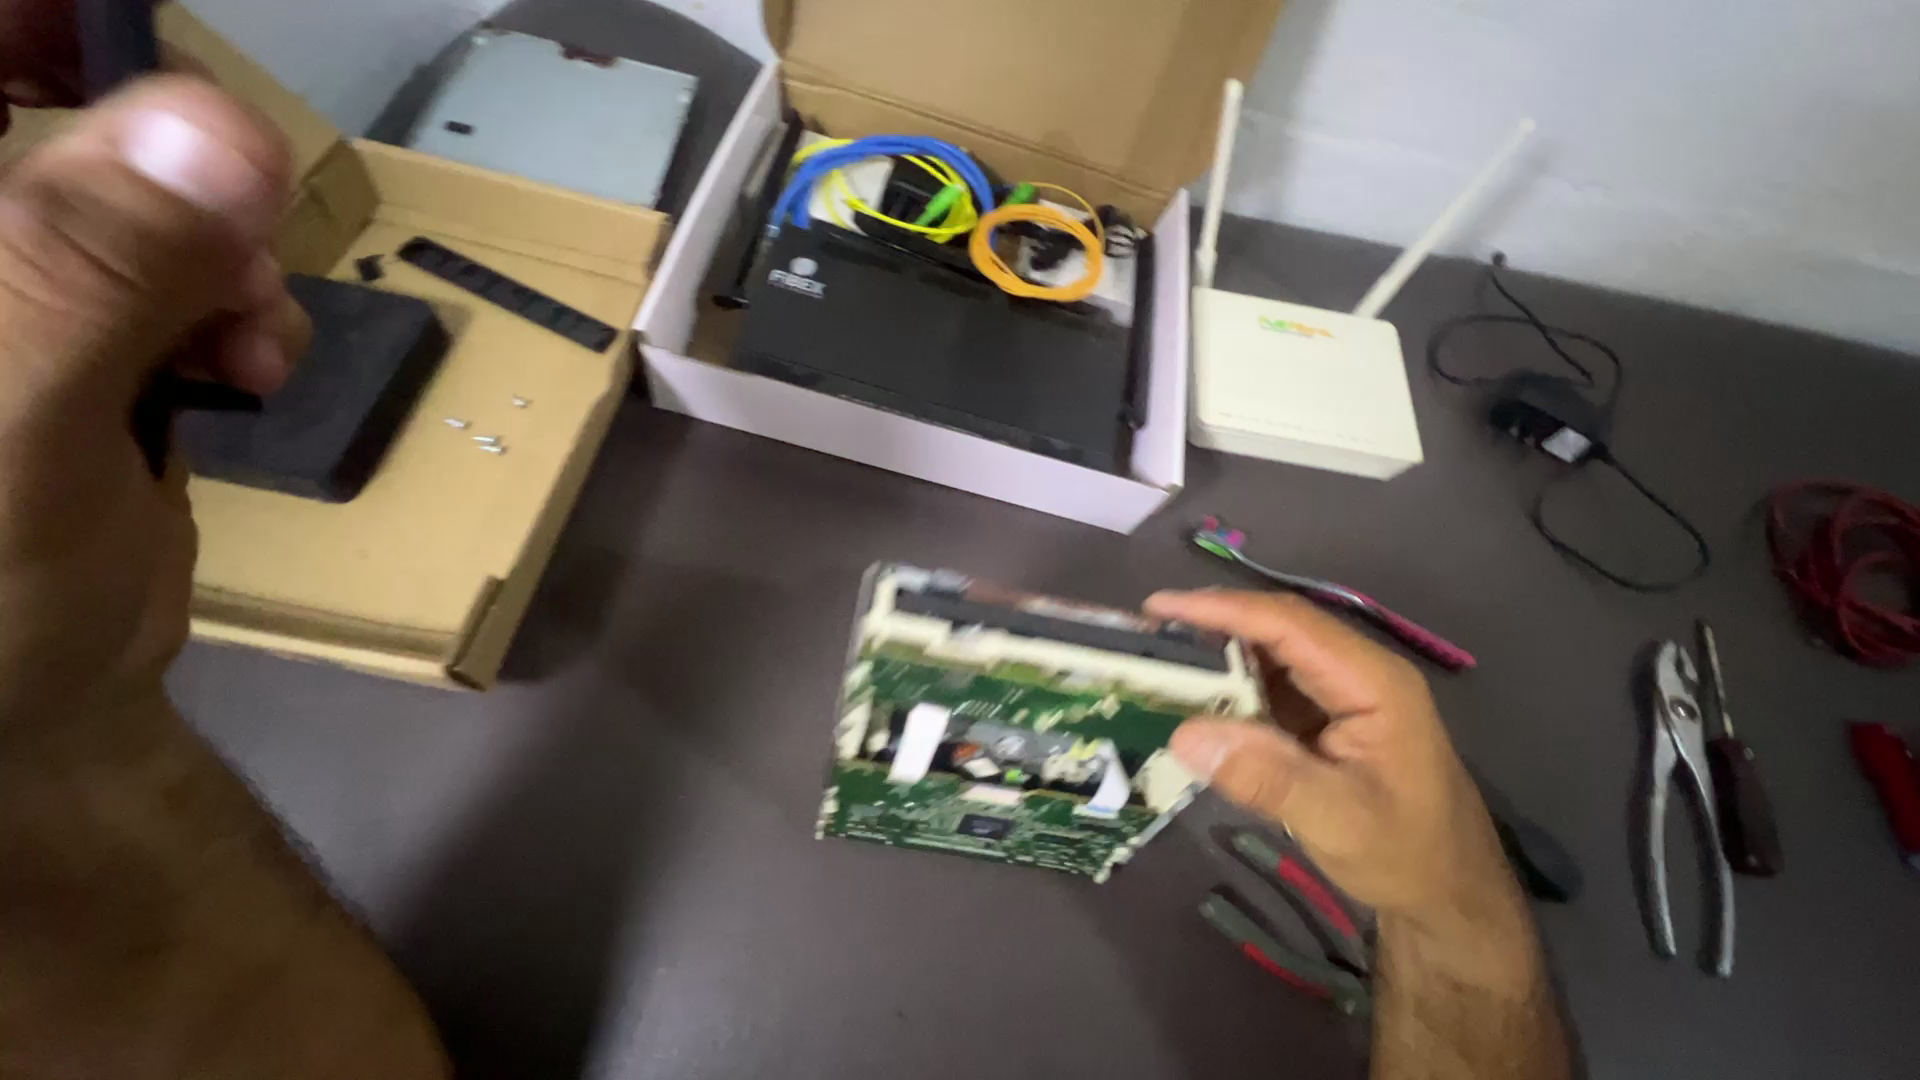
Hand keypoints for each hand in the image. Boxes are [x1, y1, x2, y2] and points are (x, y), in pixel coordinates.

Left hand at [0, 74, 304, 725]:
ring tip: (250, 337)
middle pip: (42, 111)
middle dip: (166, 168)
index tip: (147, 43)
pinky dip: (238, 307)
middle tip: (229, 246)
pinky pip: (181, 274)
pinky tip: (250, 362)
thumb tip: (222, 129)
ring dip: (221, 254)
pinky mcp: (81, 337)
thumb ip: (91, 272)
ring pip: (136, 196)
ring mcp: (11, 286)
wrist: (18, 699)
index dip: (40, 24)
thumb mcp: (10, 426)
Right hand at [1148, 590, 1521, 928]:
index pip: (1287, 624)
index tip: (1158, 609)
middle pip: (1275, 629)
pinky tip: (1192, 700)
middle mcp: (1356, 673)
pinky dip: (1227, 687)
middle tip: (1144, 635)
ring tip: (1156, 661)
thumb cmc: (1407, 855)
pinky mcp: (1324, 717)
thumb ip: (1267, 777)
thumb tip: (1184, 733)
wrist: (1450, 898)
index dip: (1221, 609)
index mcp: (1371, 681)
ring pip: (1268, 654)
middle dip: (1209, 625)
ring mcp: (1340, 693)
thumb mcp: (1339, 821)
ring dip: (1214, 654)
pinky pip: (1268, 686)